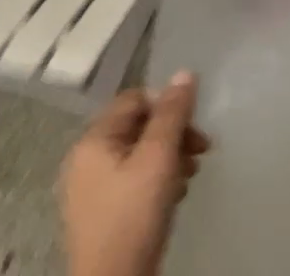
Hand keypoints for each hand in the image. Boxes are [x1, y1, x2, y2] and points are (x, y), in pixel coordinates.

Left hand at [61, 71, 211, 275]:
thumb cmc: (134, 215)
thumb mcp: (158, 158)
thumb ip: (172, 114)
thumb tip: (185, 73)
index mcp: (94, 142)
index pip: (134, 99)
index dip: (167, 104)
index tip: (194, 123)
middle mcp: (87, 159)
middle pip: (138, 126)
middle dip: (174, 133)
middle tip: (202, 150)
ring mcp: (92, 187)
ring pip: (140, 153)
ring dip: (170, 156)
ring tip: (190, 175)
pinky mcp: (104, 210)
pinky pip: (135, 178)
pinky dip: (158, 178)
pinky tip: (174, 195)